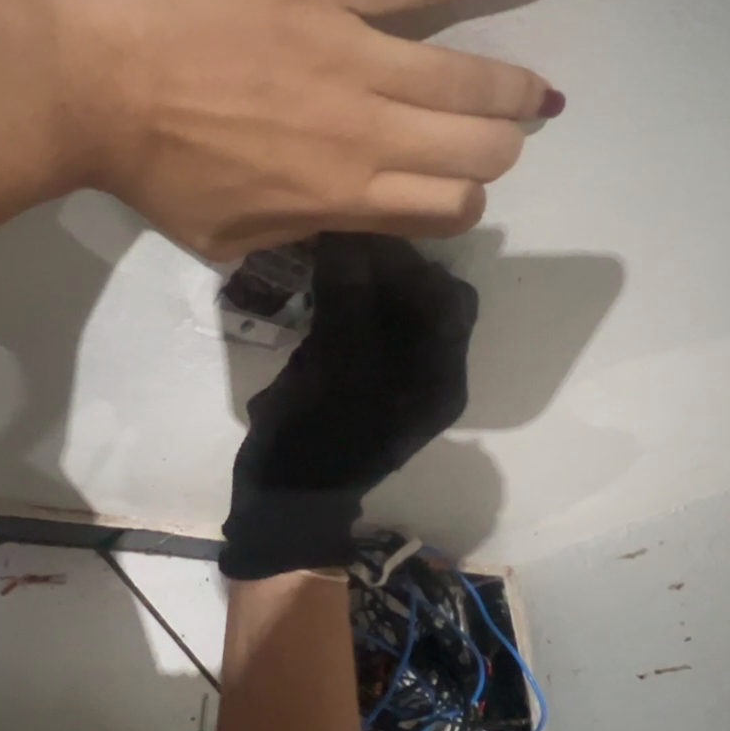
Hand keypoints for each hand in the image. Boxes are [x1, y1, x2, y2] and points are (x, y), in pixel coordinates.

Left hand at [24, 0, 582, 259]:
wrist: (83, 76)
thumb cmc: (143, 164)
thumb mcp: (218, 233)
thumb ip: (284, 229)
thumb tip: (325, 219)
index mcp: (338, 198)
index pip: (444, 209)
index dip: (458, 202)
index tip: (445, 190)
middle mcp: (366, 137)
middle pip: (476, 151)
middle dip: (493, 150)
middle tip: (486, 136)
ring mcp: (356, 57)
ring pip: (471, 81)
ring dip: (512, 90)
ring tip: (532, 91)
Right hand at [219, 233, 477, 578]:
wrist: (284, 500)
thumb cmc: (318, 441)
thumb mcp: (339, 372)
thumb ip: (350, 302)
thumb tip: (346, 235)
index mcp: (439, 379)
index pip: (445, 298)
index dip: (408, 261)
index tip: (362, 231)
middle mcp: (426, 374)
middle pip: (423, 298)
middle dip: (389, 264)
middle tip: (344, 235)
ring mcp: (391, 376)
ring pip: (392, 307)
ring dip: (367, 276)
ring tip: (329, 250)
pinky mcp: (358, 375)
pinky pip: (362, 323)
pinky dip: (346, 297)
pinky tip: (319, 280)